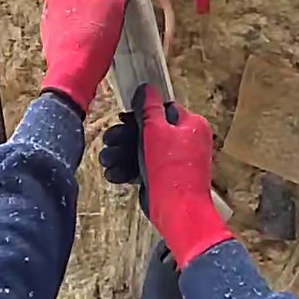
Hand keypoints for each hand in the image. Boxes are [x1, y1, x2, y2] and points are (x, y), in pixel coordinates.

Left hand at [40, 0, 128, 112]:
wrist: (74, 76)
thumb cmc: (85, 39)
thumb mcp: (112, 5)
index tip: (113, 1)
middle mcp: (50, 10)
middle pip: (83, 5)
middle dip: (98, 13)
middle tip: (109, 21)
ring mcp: (51, 32)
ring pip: (81, 25)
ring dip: (94, 31)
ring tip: (103, 39)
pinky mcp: (57, 51)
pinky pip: (78, 43)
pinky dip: (88, 46)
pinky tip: (96, 51)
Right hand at [101, 84, 231, 267]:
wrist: (177, 211)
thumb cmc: (170, 170)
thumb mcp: (155, 131)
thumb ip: (149, 107)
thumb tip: (146, 87)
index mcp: (192, 126)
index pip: (164, 109)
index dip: (141, 112)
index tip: (122, 118)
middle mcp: (187, 142)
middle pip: (151, 131)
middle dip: (126, 137)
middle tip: (108, 139)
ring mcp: (178, 161)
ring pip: (146, 150)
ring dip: (124, 153)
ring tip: (106, 159)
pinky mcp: (167, 178)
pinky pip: (147, 167)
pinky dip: (131, 169)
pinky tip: (113, 173)